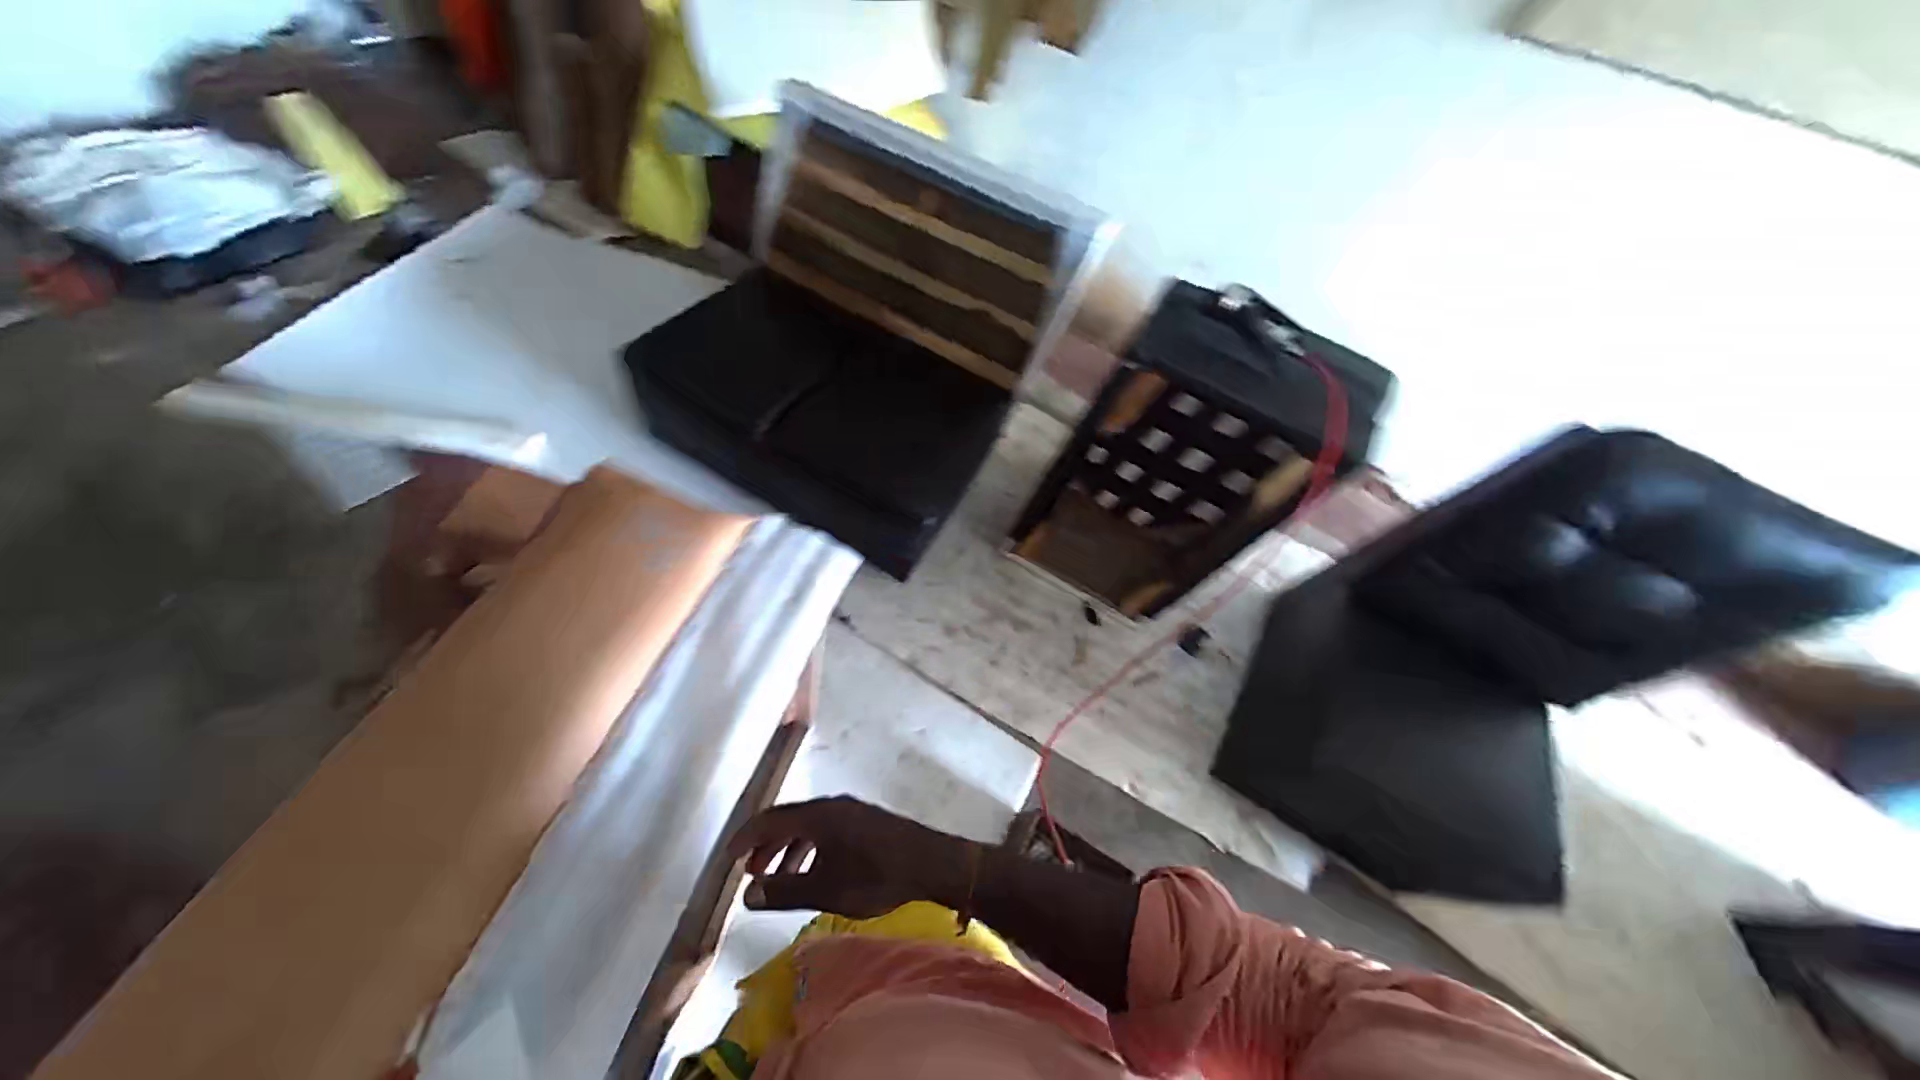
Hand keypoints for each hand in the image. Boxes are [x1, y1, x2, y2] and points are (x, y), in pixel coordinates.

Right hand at [727, 796, 969, 917]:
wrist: (931, 863)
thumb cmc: (876, 876)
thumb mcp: (826, 890)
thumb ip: (784, 891)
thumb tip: (748, 893)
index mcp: (817, 815)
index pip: (769, 819)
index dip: (746, 838)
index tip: (728, 858)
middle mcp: (832, 805)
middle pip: (788, 819)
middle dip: (766, 845)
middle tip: (750, 872)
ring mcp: (851, 811)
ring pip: (808, 825)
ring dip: (788, 849)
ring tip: (777, 878)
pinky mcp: (865, 821)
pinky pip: (826, 829)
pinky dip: (809, 848)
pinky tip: (813, 872)